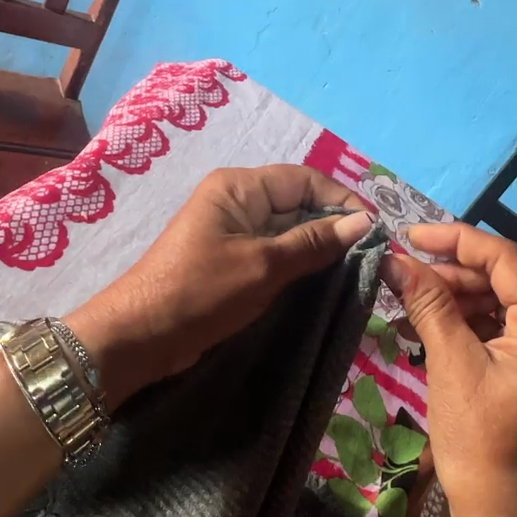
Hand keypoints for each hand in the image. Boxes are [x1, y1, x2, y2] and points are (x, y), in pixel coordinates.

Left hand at [67, 165, 371, 407]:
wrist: (140, 337)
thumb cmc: (201, 292)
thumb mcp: (263, 266)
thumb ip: (313, 243)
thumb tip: (364, 222)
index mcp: (239, 188)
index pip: (303, 179)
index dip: (341, 199)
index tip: (376, 228)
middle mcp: (237, 201)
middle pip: (297, 202)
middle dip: (333, 224)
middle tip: (371, 252)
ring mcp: (232, 231)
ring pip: (288, 229)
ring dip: (318, 246)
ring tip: (355, 267)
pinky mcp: (230, 260)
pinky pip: (273, 251)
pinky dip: (298, 262)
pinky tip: (323, 279)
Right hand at [381, 223, 516, 516]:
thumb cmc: (482, 442)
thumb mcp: (451, 364)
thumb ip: (428, 303)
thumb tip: (393, 258)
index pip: (504, 257)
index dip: (454, 239)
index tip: (407, 236)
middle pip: (501, 277)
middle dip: (448, 273)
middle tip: (400, 275)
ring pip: (494, 301)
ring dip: (450, 298)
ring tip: (403, 304)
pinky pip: (495, 328)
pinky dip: (460, 324)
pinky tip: (421, 328)